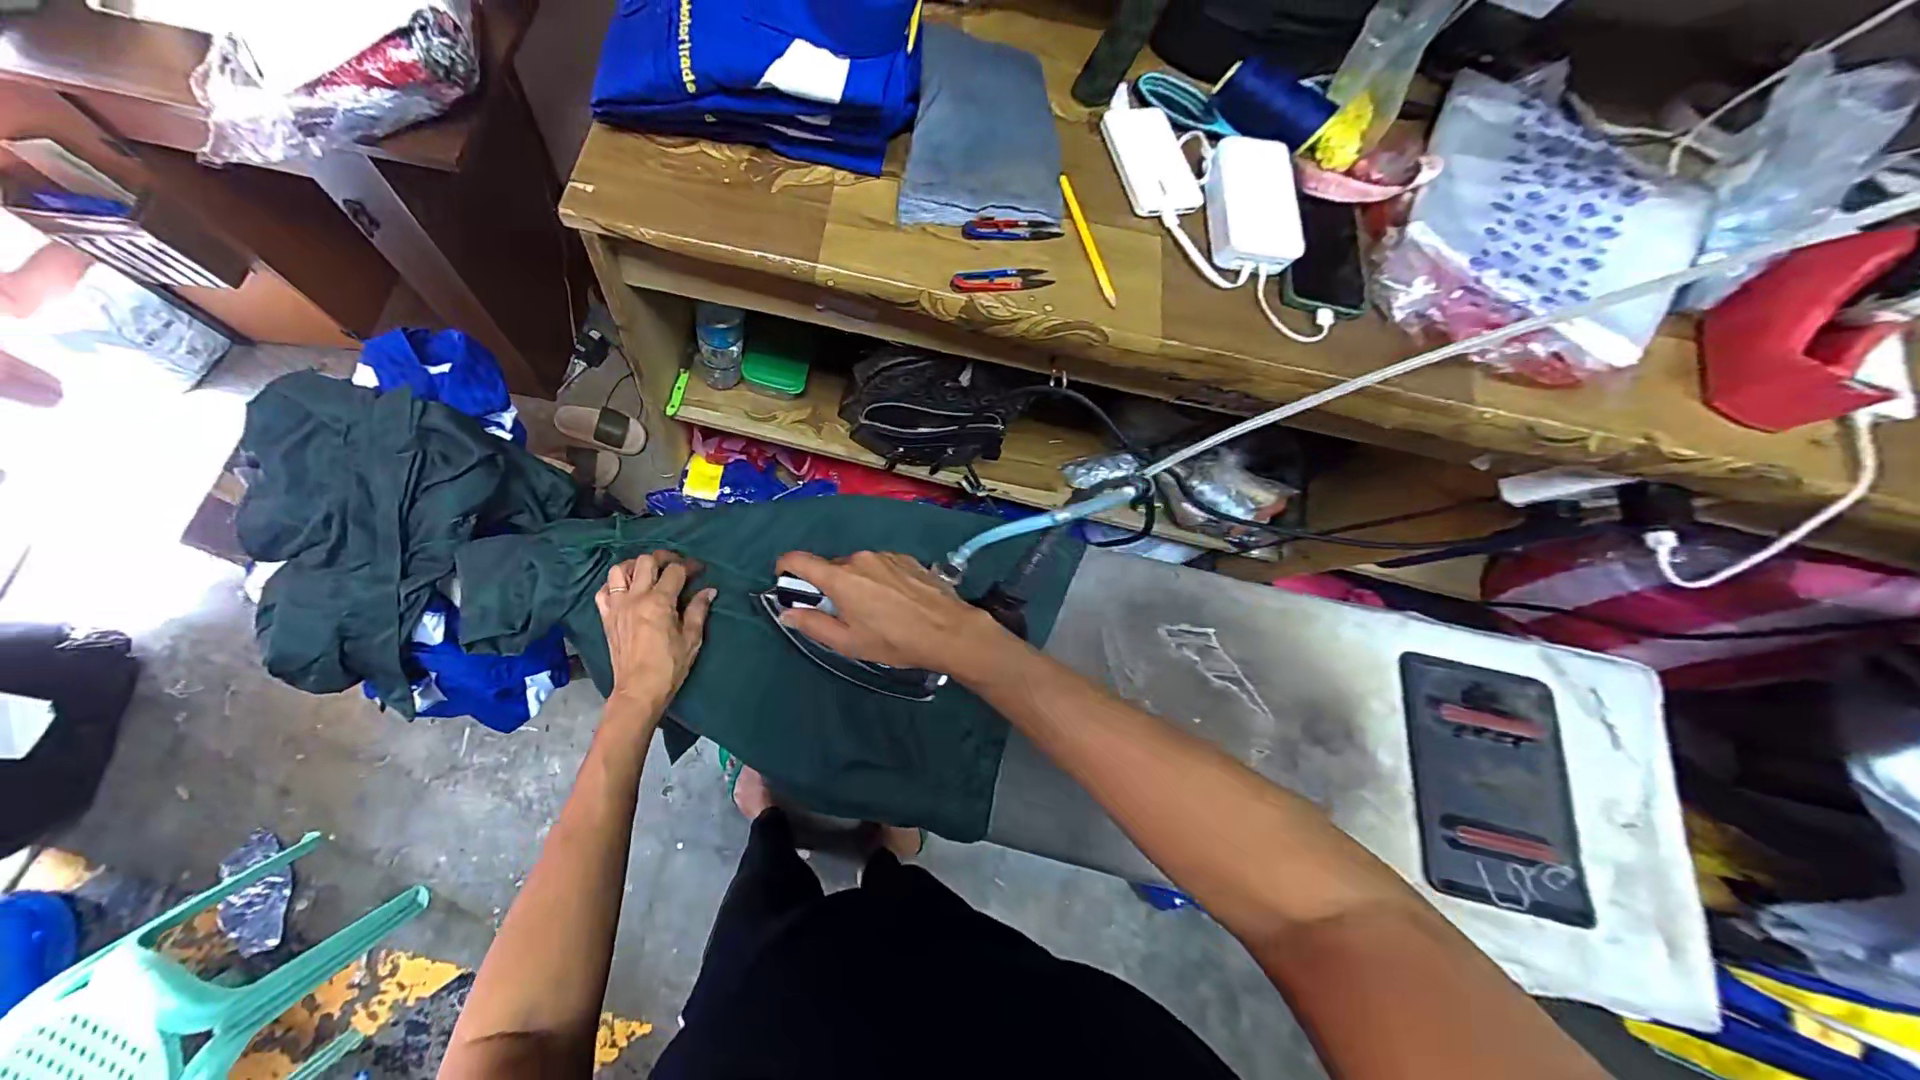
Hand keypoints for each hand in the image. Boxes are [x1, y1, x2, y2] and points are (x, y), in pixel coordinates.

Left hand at [595, 551, 715, 715]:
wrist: (638, 689)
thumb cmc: (670, 666)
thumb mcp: (692, 638)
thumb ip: (698, 610)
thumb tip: (709, 590)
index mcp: (659, 601)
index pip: (675, 571)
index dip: (689, 566)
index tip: (699, 570)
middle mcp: (635, 597)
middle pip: (646, 561)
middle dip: (664, 558)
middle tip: (676, 567)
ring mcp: (616, 606)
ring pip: (619, 570)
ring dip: (636, 566)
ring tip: (648, 573)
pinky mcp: (606, 617)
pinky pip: (604, 591)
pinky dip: (614, 585)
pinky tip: (626, 590)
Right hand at [773, 550, 1014, 677]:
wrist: (948, 630)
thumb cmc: (894, 641)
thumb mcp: (849, 642)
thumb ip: (813, 625)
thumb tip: (788, 613)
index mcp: (840, 577)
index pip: (799, 560)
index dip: (786, 568)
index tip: (786, 581)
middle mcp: (860, 558)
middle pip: (832, 567)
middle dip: (829, 587)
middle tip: (843, 614)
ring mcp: (886, 555)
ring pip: (858, 567)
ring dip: (857, 583)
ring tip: (876, 611)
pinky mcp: (906, 558)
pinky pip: (881, 565)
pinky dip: (879, 579)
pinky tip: (896, 601)